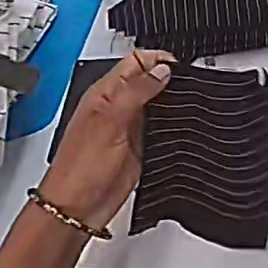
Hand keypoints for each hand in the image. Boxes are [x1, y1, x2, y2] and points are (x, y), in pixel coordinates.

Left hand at [35, 49, 174, 232]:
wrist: (78, 207)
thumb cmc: (80, 167)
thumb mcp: (109, 121)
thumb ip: (136, 92)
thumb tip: (161, 71)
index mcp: (105, 93)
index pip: (135, 62)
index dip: (157, 60)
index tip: (178, 67)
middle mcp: (118, 107)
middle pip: (149, 81)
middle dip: (169, 79)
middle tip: (189, 84)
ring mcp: (130, 127)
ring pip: (158, 104)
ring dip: (173, 102)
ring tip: (189, 102)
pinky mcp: (141, 147)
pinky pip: (162, 129)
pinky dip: (174, 125)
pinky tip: (183, 125)